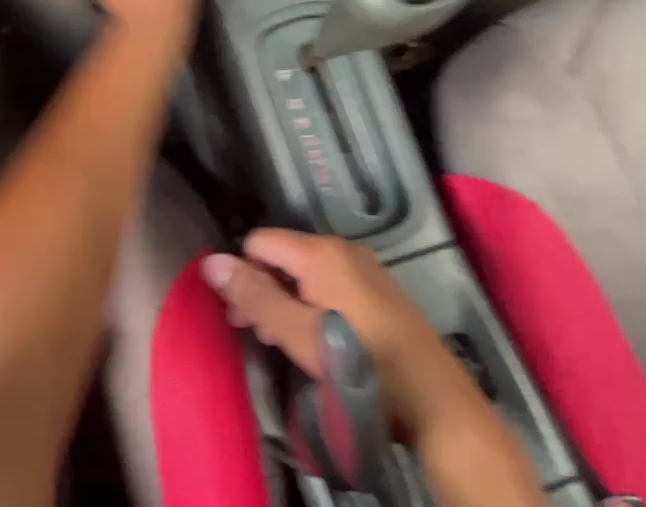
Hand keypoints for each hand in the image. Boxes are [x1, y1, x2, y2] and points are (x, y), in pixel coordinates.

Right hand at [201, 229, 484, 440]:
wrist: (435, 403)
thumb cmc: (361, 366)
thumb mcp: (298, 335)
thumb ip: (254, 296)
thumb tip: (211, 261)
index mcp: (321, 252)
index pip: (258, 241)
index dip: (242, 274)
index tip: (241, 315)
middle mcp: (343, 249)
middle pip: (282, 256)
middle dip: (261, 289)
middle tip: (256, 333)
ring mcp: (365, 269)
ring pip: (304, 273)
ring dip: (285, 302)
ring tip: (282, 341)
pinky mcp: (378, 291)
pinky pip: (329, 284)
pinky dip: (311, 305)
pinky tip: (314, 340)